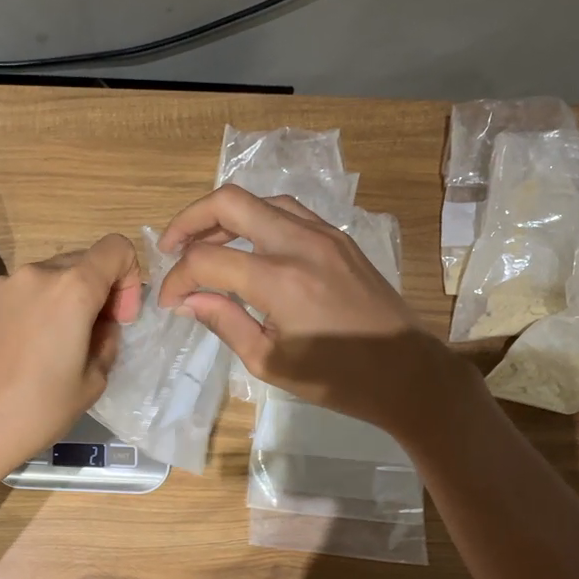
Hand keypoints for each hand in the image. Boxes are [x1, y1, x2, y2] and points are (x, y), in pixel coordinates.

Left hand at [0, 234, 142, 500]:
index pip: (116, 249)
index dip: (129, 278)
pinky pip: (20, 294)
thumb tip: (99, 326)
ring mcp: (1, 286)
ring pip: (48, 279)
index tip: (119, 318)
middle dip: (97, 292)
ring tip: (54, 348)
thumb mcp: (92, 382)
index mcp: (71, 289)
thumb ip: (106, 341)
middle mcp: (35, 275)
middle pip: (81, 262)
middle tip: (91, 337)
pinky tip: (23, 351)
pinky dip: (33, 310)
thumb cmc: (36, 411)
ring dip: (63, 301)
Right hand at [157, 185, 471, 437]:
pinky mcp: (338, 239)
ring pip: (259, 200)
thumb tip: (187, 300)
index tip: (169, 303)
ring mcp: (324, 235)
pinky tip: (246, 245)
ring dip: (223, 217)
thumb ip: (224, 322)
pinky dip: (256, 219)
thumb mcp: (269, 362)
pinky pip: (287, 211)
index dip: (177, 279)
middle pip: (229, 202)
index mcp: (279, 281)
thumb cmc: (337, 379)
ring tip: (203, 245)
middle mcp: (300, 244)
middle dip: (188, 221)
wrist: (409, 374)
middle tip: (170, 249)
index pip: (206, 259)